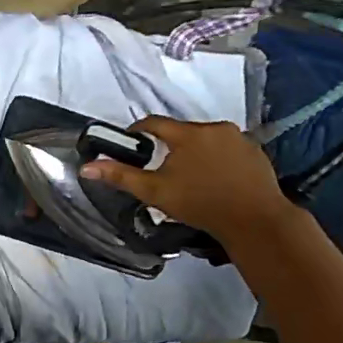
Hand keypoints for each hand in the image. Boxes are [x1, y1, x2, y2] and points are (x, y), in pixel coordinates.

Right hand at [78, 116, 292, 243]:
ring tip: (187, 176)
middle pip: (181, 131)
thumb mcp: (154, 192)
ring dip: (193, 152)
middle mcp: (215, 128)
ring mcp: (239, 138)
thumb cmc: (199, 204)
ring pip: (205, 139)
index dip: (137, 131)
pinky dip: (215, 158)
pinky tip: (213, 179)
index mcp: (188, 134)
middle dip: (168, 146)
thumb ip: (120, 176)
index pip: (154, 123)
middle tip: (159, 169)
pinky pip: (226, 148)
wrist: (254, 219)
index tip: (129, 145)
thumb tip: (86, 167)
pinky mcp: (255, 151)